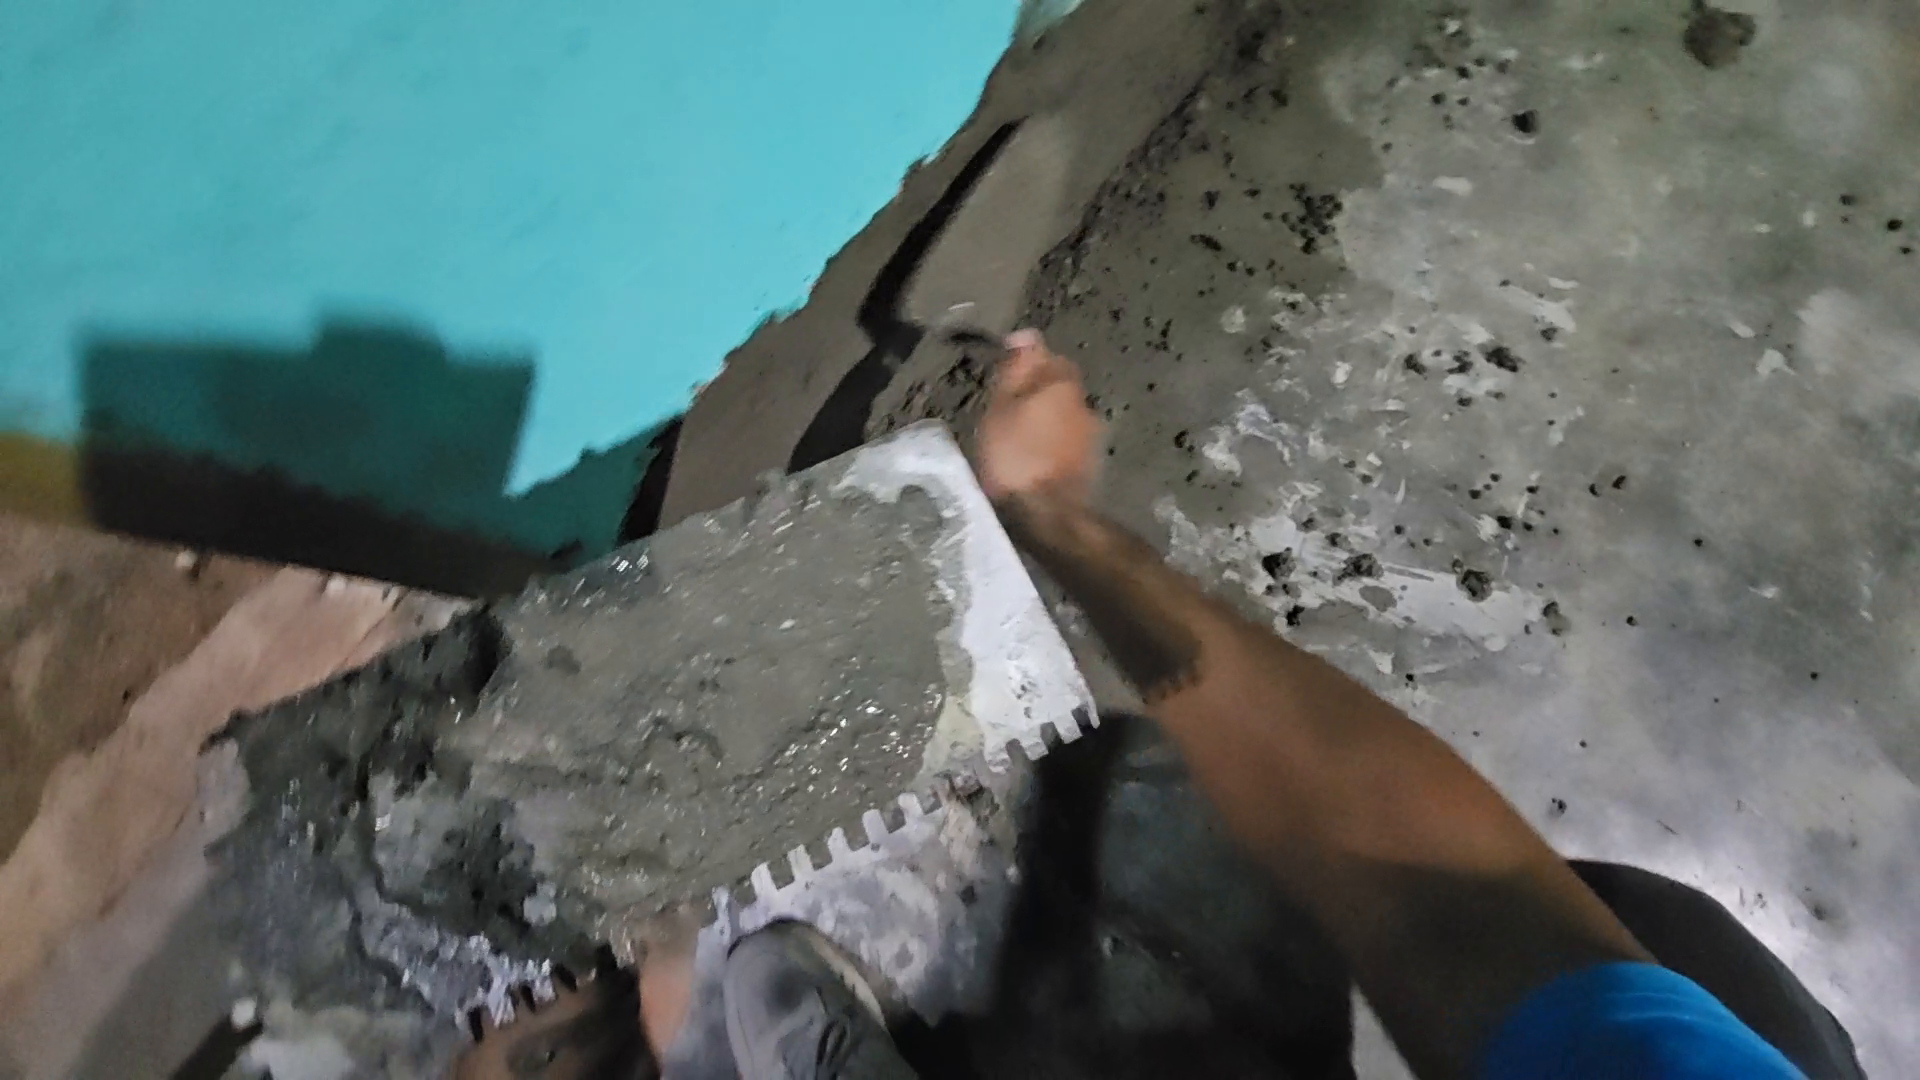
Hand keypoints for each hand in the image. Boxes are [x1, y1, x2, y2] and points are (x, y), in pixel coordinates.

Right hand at [974, 330, 1102, 505]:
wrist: (1048, 516)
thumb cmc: (1015, 457)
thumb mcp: (1001, 407)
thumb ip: (1016, 369)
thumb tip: (1025, 334)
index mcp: (1063, 382)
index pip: (1044, 355)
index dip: (1021, 364)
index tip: (1000, 380)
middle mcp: (1085, 403)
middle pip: (1056, 387)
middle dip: (1035, 393)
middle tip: (1005, 411)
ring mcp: (1092, 437)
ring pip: (1063, 416)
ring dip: (1044, 421)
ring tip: (1017, 440)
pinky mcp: (1091, 465)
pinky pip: (1066, 443)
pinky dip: (1051, 445)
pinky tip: (1034, 461)